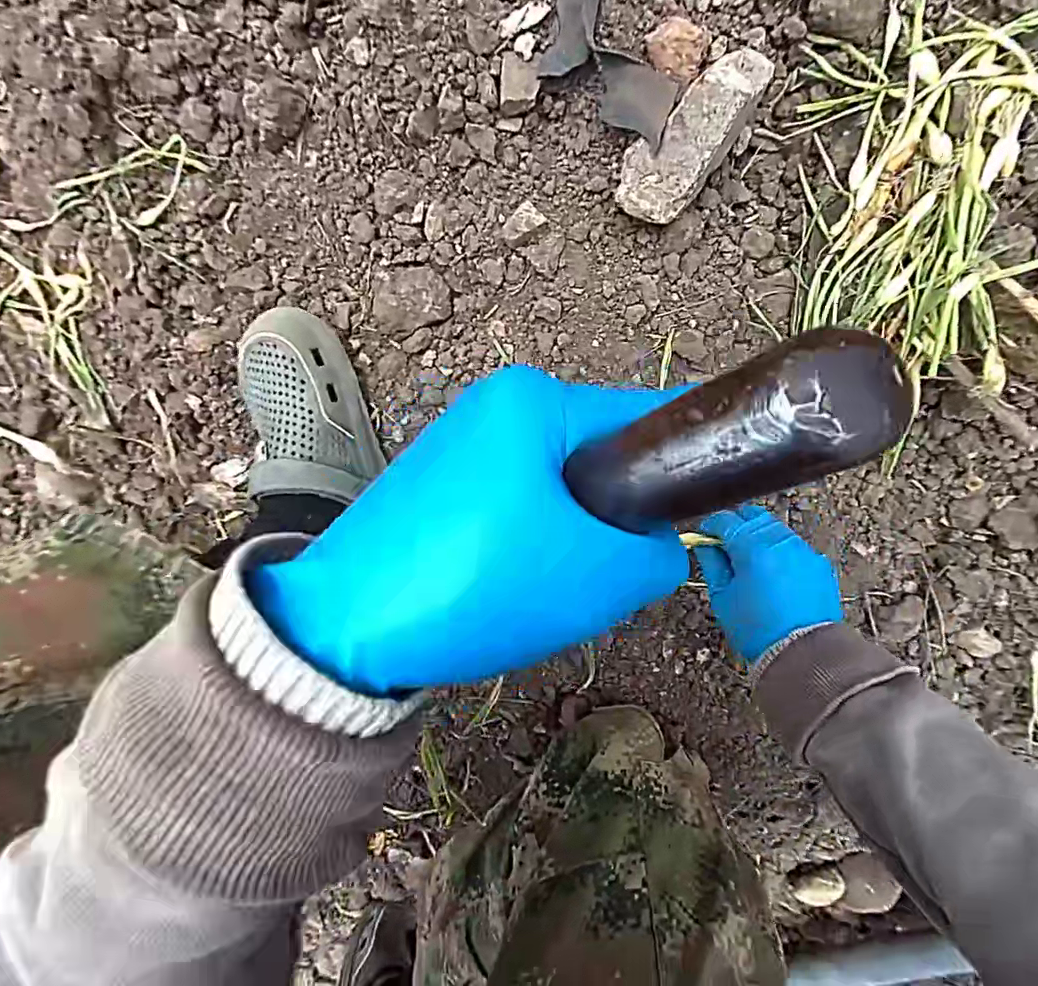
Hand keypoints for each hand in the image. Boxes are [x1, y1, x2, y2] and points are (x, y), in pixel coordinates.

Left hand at [246, 366, 688, 693]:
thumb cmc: (480, 582)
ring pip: (562, 488)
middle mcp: (495, 407)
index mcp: (533, 400)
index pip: (642, 419)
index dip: (679, 468)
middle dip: (619, 515)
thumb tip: (663, 547)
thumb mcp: (600, 575)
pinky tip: (520, 583)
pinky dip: (537, 542)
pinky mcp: (441, 487)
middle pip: (600, 459)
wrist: (341, 637)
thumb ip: (663, 555)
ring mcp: (462, 444)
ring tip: (561, 584)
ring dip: (578, 536)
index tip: (697, 516)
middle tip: (617, 570)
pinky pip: (520, 505)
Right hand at [693, 504, 842, 663]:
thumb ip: (712, 564)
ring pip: (775, 529)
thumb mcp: (723, 598)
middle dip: (737, 526)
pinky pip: (795, 547)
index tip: (706, 535)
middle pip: (753, 516)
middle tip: (726, 546)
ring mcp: (803, 550)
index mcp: (753, 548)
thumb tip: (706, 545)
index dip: (711, 526)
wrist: (802, 654)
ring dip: (760, 538)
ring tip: (751, 563)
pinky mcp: (818, 563)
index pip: (726, 520)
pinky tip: (774, 574)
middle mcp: (780, 542)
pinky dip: (781, 552)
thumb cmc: (760, 632)